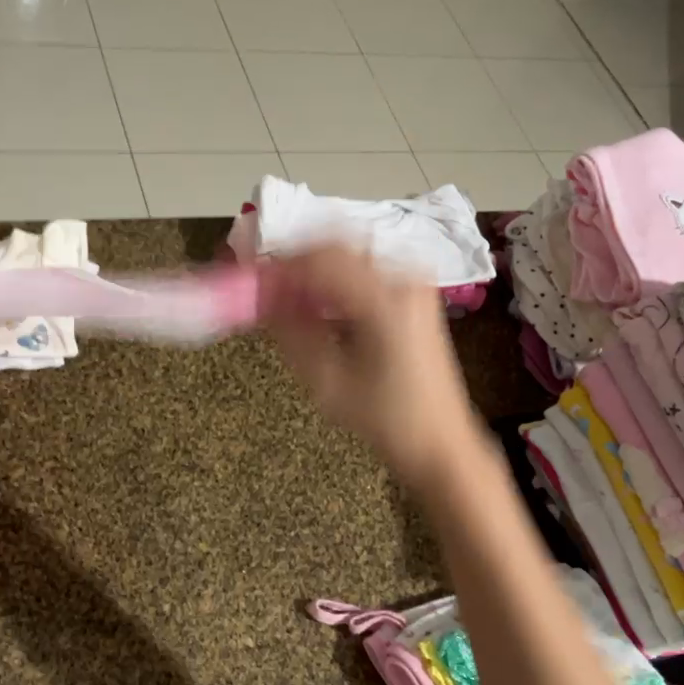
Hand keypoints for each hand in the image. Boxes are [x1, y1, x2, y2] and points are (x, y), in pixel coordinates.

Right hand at [262, 246, 483, 482]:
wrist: (440, 439)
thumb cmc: (385, 418)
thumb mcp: (327, 380)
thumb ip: (290, 330)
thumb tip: (258, 297)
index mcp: (385, 299)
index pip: (319, 259)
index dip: (277, 267)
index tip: (243, 280)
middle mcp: (403, 278)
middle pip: (334, 246)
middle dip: (291, 262)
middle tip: (258, 287)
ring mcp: (412, 284)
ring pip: (347, 254)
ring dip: (310, 270)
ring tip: (280, 300)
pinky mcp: (411, 295)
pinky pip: (362, 270)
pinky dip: (331, 280)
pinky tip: (312, 306)